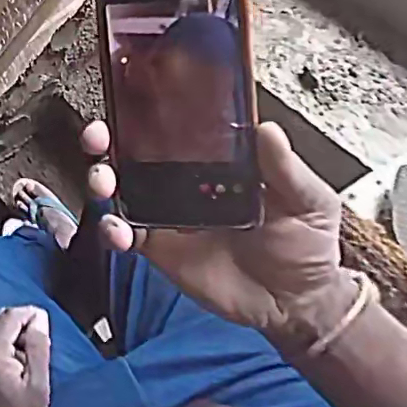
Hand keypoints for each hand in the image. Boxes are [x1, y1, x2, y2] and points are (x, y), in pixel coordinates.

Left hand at [0, 305, 51, 406]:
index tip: (46, 323)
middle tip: (40, 340)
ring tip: (31, 357)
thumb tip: (39, 319)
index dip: (31, 314)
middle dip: (21, 322)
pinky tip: (17, 366)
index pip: (10, 315)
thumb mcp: (38, 385)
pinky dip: (3, 345)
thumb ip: (38, 348)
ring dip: (12, 334)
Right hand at [85, 119, 357, 344]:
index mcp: (211, 162)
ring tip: (104, 183)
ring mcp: (164, 214)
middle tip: (98, 137)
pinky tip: (118, 231)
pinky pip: (123, 234)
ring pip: (117, 188)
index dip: (141, 115)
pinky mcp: (157, 247)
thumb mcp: (308, 201)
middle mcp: (180, 182)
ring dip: (100, 180)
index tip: (125, 103)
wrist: (296, 303)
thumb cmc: (304, 245)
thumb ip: (285, 169)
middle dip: (103, 140)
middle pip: (129, 153)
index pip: (168, 130)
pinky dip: (111, 230)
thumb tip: (267, 129)